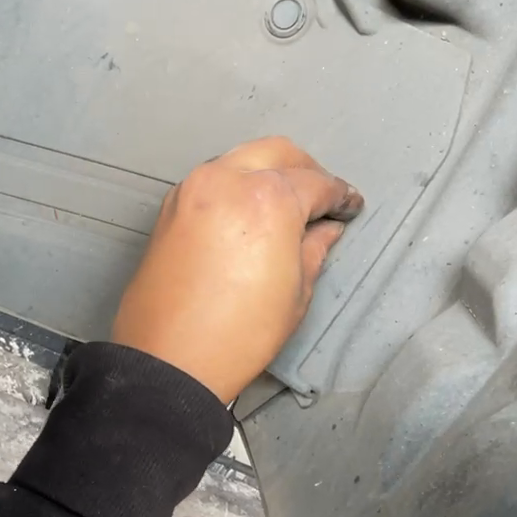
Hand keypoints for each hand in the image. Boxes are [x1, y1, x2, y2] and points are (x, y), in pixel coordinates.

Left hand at [111, 137, 361, 402]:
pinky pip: (209, 184)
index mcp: (267, 198)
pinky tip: (247, 217)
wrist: (168, 362)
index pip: (316, 183)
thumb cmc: (238, 335)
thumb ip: (314, 249)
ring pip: (238, 162)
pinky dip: (233, 189)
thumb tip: (324, 229)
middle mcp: (224, 181)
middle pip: (276, 154)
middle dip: (304, 171)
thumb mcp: (295, 294)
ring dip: (265, 174)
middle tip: (320, 200)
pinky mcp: (167, 212)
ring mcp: (189, 193)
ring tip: (284, 209)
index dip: (340, 197)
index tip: (349, 208)